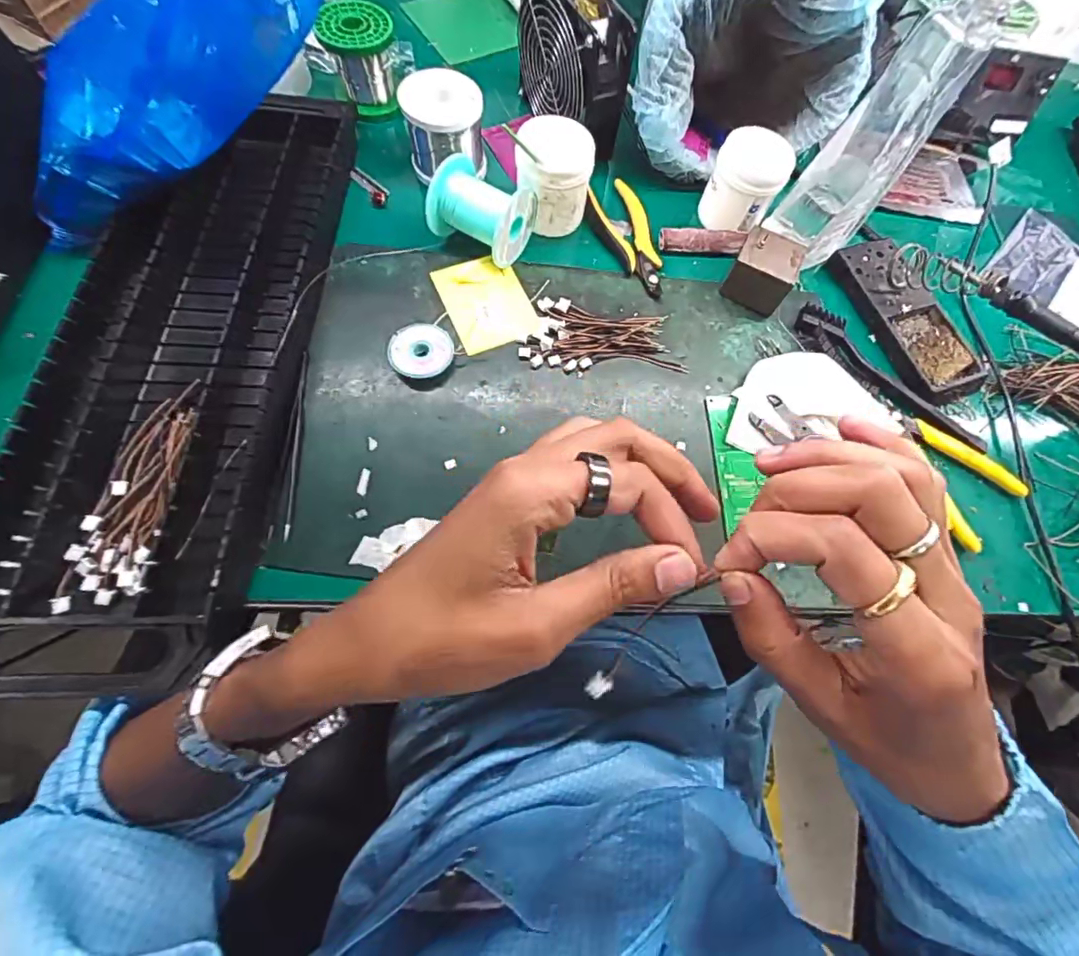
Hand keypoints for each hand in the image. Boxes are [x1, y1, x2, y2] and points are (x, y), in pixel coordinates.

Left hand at [205, 418, 720, 741]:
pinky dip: (608, 475)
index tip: (691, 568)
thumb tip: (682, 563)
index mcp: (529, 489)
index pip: (627, 481)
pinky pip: (568, 464)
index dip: (670, 520)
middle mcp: (522, 467)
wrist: (371, 643)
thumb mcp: (535, 627)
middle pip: (613, 435)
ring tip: (675, 505)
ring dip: (639, 464)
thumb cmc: (444, 641)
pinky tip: (623, 508)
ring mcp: (510, 477)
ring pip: (589, 442)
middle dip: (668, 466)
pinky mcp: (503, 497)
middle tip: (707, 510)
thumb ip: (611, 587)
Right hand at [714, 417, 1009, 823]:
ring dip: (832, 455)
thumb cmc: (888, 742)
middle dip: (799, 487)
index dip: (774, 536)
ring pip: (905, 476)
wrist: (959, 766)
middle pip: (879, 496)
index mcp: (914, 645)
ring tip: (775, 462)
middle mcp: (947, 594)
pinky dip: (883, 443)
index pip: (843, 550)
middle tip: (753, 510)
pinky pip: (927, 482)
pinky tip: (842, 425)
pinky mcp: (950, 555)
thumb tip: (733, 572)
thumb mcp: (816, 704)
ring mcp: (956, 569)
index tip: (733, 557)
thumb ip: (769, 636)